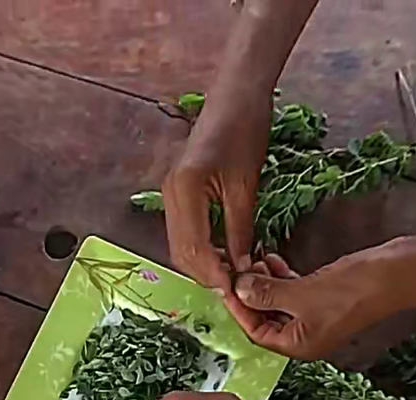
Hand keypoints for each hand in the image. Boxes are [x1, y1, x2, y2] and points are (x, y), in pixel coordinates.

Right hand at [162, 89, 271, 312]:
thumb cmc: (246, 130)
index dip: (213, 275)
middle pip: (182, 253)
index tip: (233, 290)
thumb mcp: (246, 188)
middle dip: (205, 274)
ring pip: (179, 246)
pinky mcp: (175, 193)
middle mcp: (170, 195)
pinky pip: (183, 233)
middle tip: (232, 288)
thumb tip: (240, 270)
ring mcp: (169, 194)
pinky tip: (219, 254)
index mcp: (186, 190)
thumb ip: (240, 233)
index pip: (195, 249)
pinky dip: (199, 249)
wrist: (237, 92)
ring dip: (202, 264)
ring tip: (228, 274)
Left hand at [228, 252, 390, 358]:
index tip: (226, 286)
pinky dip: (281, 279)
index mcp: (296, 345)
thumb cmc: (354, 289)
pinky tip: (272, 259)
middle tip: (238, 270)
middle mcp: (303, 337)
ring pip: (278, 304)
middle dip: (250, 295)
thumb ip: (267, 294)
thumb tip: (239, 290)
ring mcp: (314, 319)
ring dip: (264, 284)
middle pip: (265, 319)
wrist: (398, 274)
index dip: (239, 310)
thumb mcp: (302, 293)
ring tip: (255, 260)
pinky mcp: (324, 300)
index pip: (256, 332)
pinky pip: (294, 294)